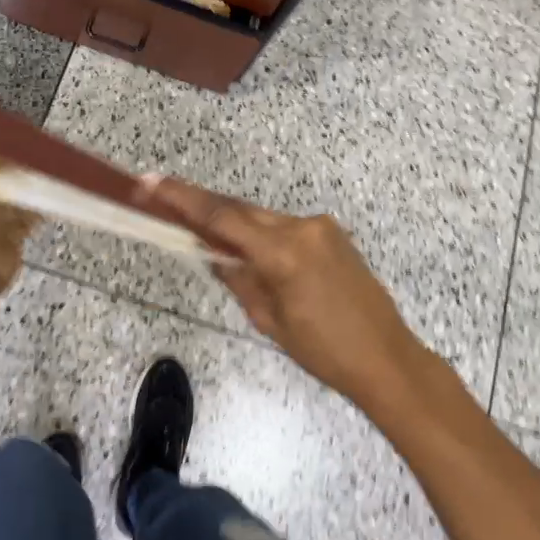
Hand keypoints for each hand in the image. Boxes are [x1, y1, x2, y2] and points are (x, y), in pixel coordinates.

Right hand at [139, 176, 429, 407]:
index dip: (183, 198)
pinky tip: (253, 255)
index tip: (152, 182)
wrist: (387, 356)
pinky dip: (263, 235)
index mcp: (282, 252)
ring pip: (264, 218)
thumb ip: (237, 278)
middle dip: (204, 208)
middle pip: (241, 209)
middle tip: (166, 201)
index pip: (222, 217)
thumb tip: (212, 253)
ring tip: (210, 242)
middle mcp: (302, 227)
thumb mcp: (269, 320)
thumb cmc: (325, 352)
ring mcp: (321, 227)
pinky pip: (286, 228)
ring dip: (236, 226)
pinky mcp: (334, 233)